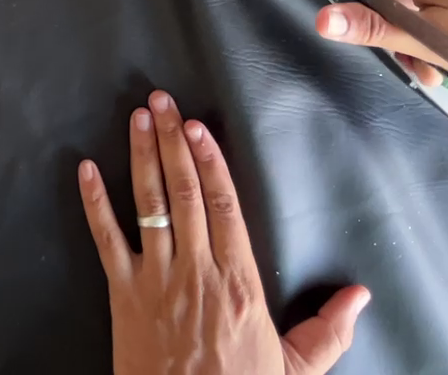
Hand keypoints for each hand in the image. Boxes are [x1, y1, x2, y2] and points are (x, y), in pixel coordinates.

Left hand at [77, 90, 370, 374]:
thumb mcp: (296, 370)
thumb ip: (328, 331)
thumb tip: (361, 295)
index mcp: (238, 282)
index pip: (224, 205)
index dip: (210, 161)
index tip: (198, 127)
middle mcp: (196, 270)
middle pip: (185, 191)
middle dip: (173, 141)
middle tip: (162, 100)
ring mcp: (156, 278)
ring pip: (148, 202)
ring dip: (141, 156)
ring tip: (137, 118)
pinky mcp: (122, 293)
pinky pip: (105, 239)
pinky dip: (94, 202)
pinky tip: (86, 169)